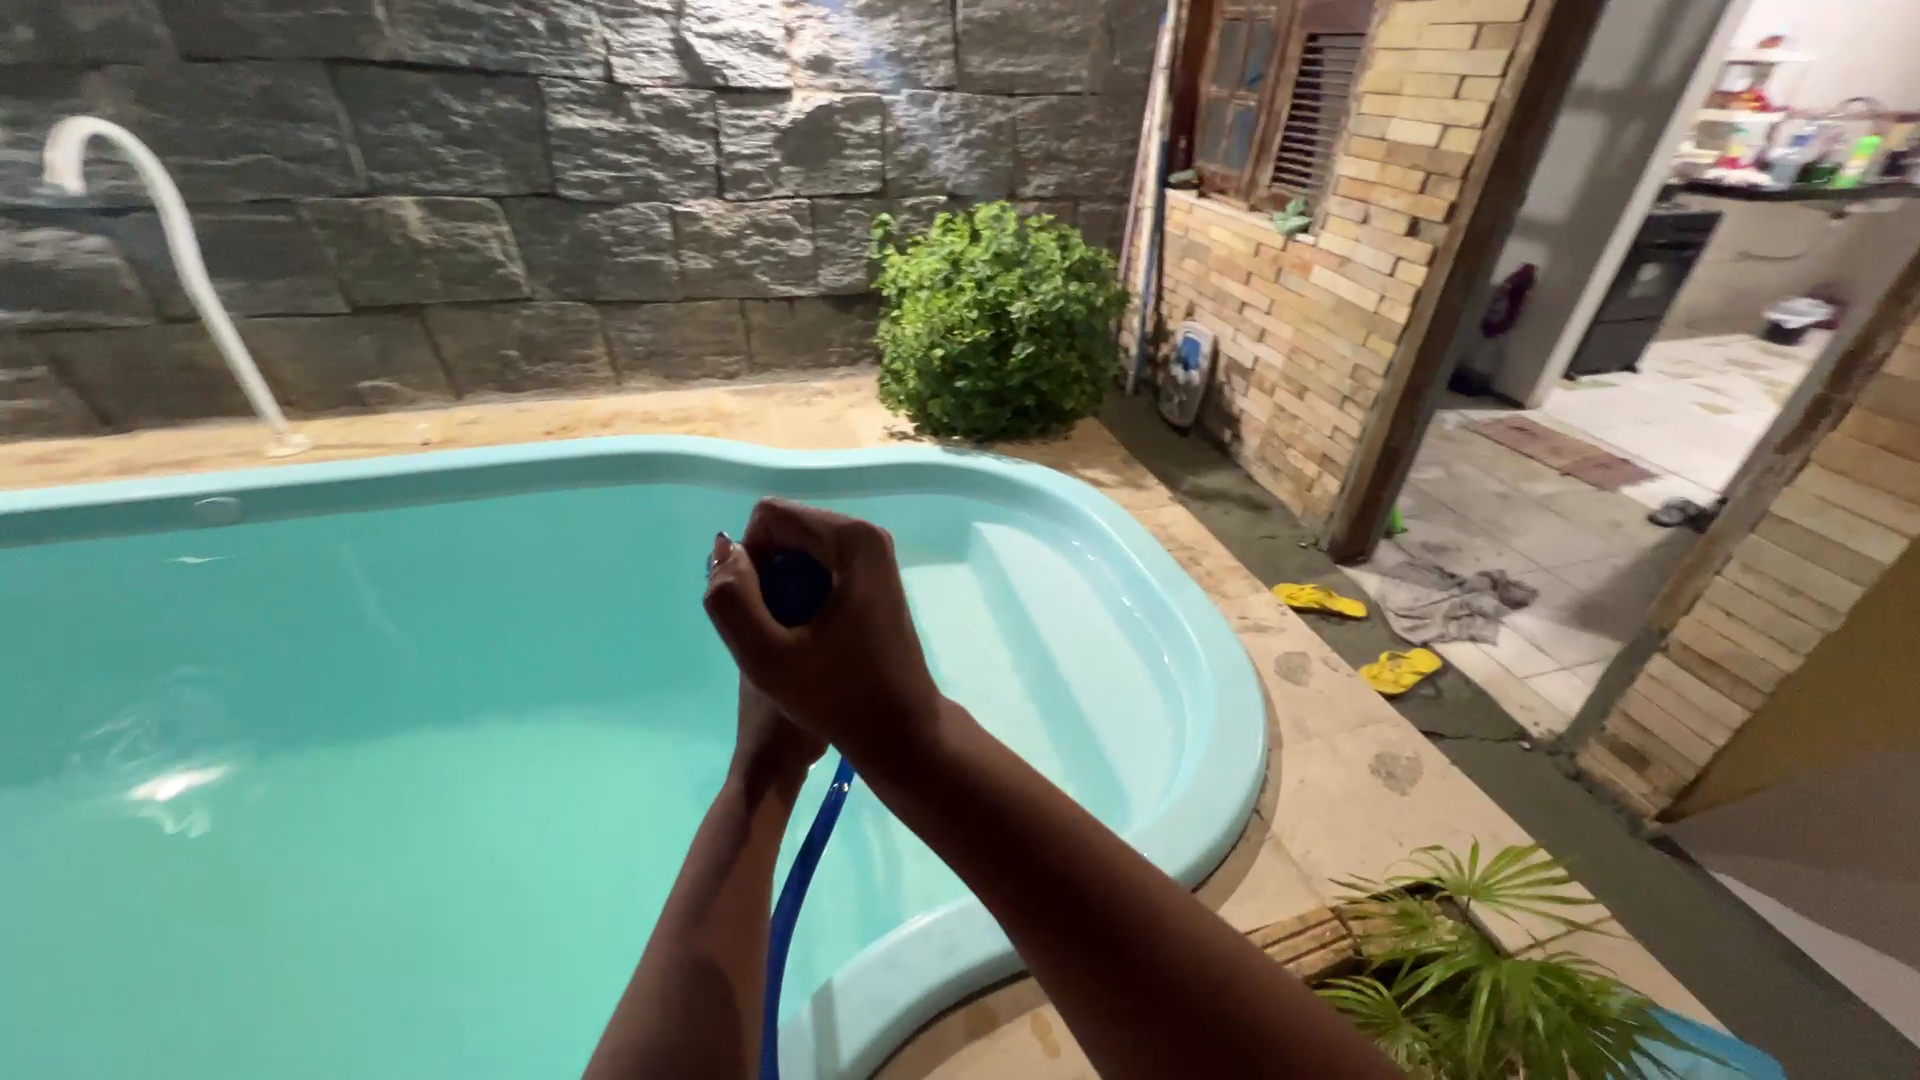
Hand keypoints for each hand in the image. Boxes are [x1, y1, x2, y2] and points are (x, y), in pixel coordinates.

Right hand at [703, 499, 947, 770]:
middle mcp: (868, 533)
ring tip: (794, 637)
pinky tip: (810, 635)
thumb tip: (725, 550)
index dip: (750, 564)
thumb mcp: (766, 658)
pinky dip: (803, 594)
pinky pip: (818, 565)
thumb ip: (731, 600)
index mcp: (851, 539)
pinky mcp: (875, 574)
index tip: (764, 615)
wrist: (901, 729)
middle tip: (778, 631)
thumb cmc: (838, 697)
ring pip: (799, 549)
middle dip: (767, 575)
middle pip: (786, 530)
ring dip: (782, 589)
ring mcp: (875, 554)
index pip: (769, 517)